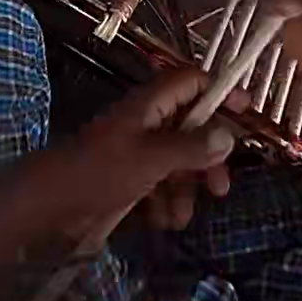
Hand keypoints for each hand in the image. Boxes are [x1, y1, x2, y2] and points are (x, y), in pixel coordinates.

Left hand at [42, 69, 238, 233]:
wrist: (53, 203)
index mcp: (149, 104)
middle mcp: (146, 121)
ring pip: (179, 162)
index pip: (190, 81)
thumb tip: (228, 133)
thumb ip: (191, 146)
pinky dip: (166, 201)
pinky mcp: (131, 177)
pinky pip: (162, 184)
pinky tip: (159, 219)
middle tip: (221, 188)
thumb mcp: (152, 158)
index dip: (219, 91)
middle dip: (208, 159)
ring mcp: (138, 150)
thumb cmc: (101, 171)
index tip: (247, 112)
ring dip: (185, 190)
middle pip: (192, 127)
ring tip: (178, 214)